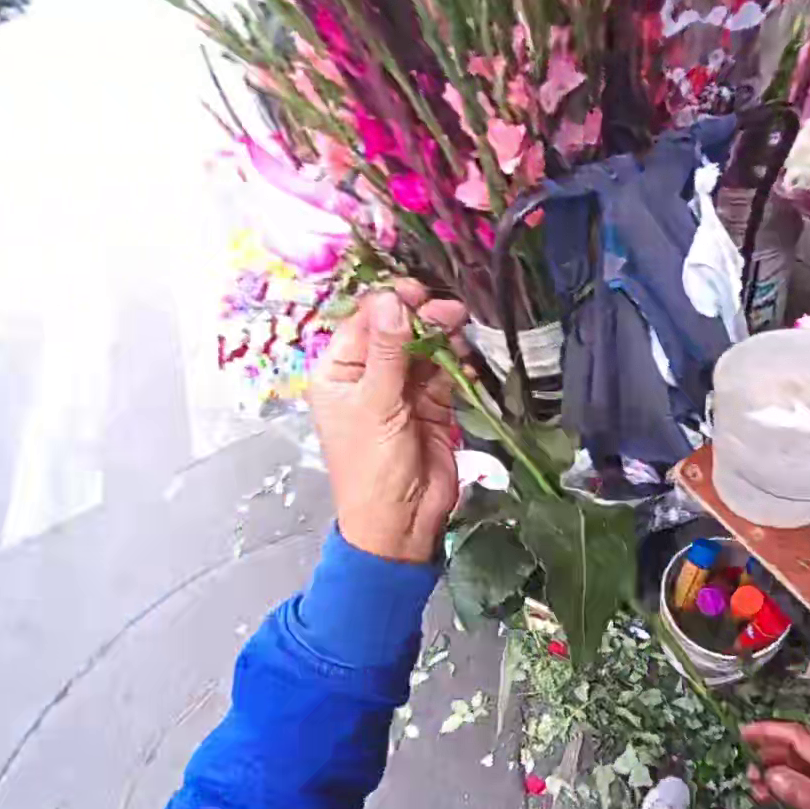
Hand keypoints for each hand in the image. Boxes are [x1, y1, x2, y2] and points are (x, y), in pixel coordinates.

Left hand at [308, 281, 467, 563]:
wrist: (403, 517)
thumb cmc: (374, 466)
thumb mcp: (376, 405)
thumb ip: (388, 353)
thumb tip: (391, 300)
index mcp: (340, 374)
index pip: (364, 326)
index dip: (389, 305)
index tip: (417, 291)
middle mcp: (371, 378)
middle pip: (398, 335)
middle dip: (423, 321)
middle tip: (452, 312)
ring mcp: (404, 393)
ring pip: (425, 354)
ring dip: (444, 342)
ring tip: (463, 331)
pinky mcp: (433, 408)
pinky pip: (445, 378)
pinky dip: (458, 368)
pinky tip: (469, 362)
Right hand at [742, 721, 809, 808]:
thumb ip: (808, 797)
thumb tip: (771, 773)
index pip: (799, 737)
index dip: (769, 732)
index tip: (741, 734)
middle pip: (804, 748)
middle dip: (772, 755)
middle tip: (746, 778)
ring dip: (785, 771)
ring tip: (760, 791)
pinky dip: (802, 782)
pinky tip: (789, 797)